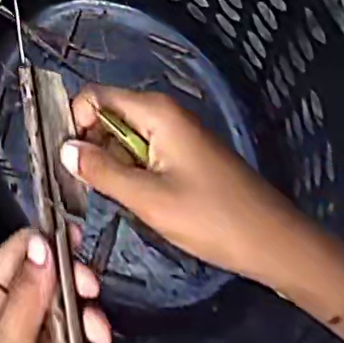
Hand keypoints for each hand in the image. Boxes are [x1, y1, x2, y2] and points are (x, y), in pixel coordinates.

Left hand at [0, 228, 110, 342]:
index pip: (20, 248)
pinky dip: (95, 341)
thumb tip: (41, 246)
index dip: (50, 240)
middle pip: (51, 275)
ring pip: (71, 307)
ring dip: (91, 314)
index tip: (77, 240)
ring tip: (97, 332)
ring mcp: (35, 337)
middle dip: (76, 281)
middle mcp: (10, 314)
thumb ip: (24, 299)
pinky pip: (81, 338)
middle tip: (90, 291)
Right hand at [63, 85, 314, 285]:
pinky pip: (142, 148)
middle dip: (93, 145)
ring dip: (113, 161)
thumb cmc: (214, 218)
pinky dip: (133, 169)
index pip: (93, 96)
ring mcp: (175, 129)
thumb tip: (63, 149)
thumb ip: (101, 172)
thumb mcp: (150, 200)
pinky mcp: (184, 150)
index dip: (77, 123)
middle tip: (95, 185)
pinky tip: (143, 197)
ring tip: (122, 196)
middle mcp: (162, 110)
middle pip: (106, 114)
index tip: (75, 160)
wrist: (280, 246)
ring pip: (122, 134)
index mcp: (154, 111)